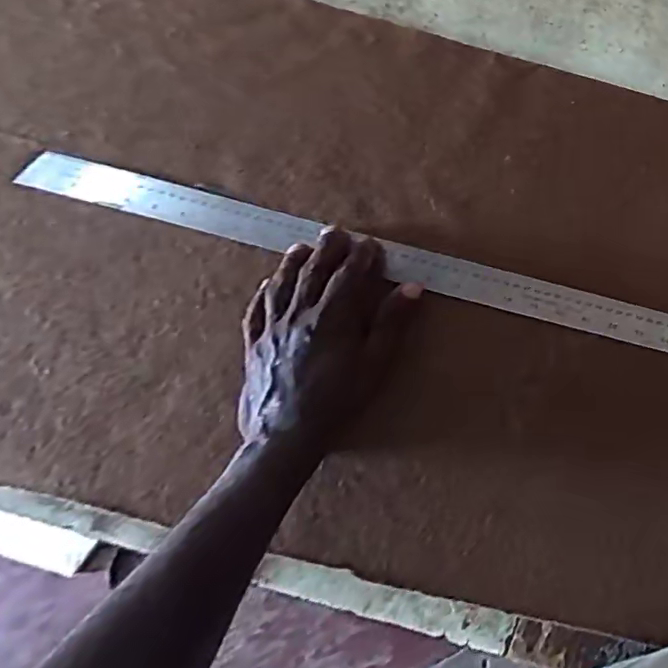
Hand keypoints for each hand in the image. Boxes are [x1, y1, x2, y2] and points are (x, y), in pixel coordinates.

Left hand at [238, 226, 421, 456]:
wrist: (285, 436)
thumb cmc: (338, 399)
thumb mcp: (375, 362)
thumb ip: (392, 322)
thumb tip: (411, 288)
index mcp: (332, 318)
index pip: (348, 276)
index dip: (360, 257)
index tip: (371, 244)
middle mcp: (300, 316)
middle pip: (313, 273)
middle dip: (327, 249)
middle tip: (335, 232)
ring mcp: (273, 330)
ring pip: (282, 286)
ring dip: (293, 263)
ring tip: (301, 247)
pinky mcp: (255, 346)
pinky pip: (257, 311)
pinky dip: (263, 293)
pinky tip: (268, 284)